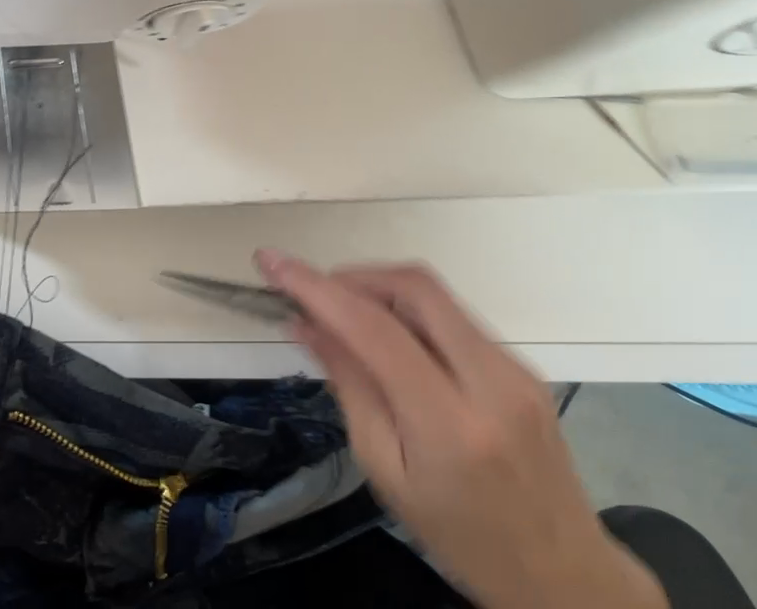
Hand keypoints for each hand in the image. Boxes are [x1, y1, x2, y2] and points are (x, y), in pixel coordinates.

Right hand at [257, 249, 667, 608]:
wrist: (563, 572)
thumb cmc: (457, 532)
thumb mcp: (383, 466)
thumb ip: (349, 386)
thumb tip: (306, 323)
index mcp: (451, 423)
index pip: (375, 329)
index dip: (315, 288)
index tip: (270, 263)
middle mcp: (495, 383)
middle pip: (416, 288)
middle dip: (350, 276)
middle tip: (306, 291)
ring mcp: (517, 371)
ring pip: (435, 296)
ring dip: (375, 290)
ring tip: (334, 314)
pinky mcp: (523, 368)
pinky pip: (451, 317)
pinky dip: (402, 309)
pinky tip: (377, 335)